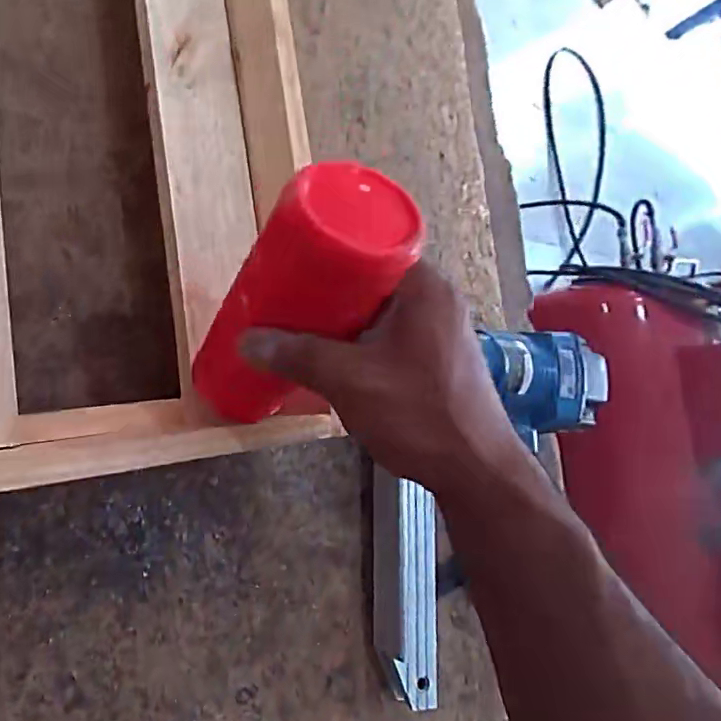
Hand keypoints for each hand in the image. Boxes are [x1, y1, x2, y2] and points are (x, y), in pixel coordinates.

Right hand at [238, 263, 535, 492]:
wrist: (475, 473)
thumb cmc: (419, 414)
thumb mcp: (349, 380)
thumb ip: (298, 356)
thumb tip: (246, 341)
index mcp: (424, 287)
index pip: (370, 247)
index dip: (327, 252)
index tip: (291, 262)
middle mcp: (435, 300)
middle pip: (369, 279)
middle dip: (325, 289)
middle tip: (285, 294)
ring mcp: (437, 330)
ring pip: (374, 310)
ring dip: (337, 317)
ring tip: (295, 322)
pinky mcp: (433, 358)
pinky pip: (383, 333)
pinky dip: (354, 338)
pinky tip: (325, 353)